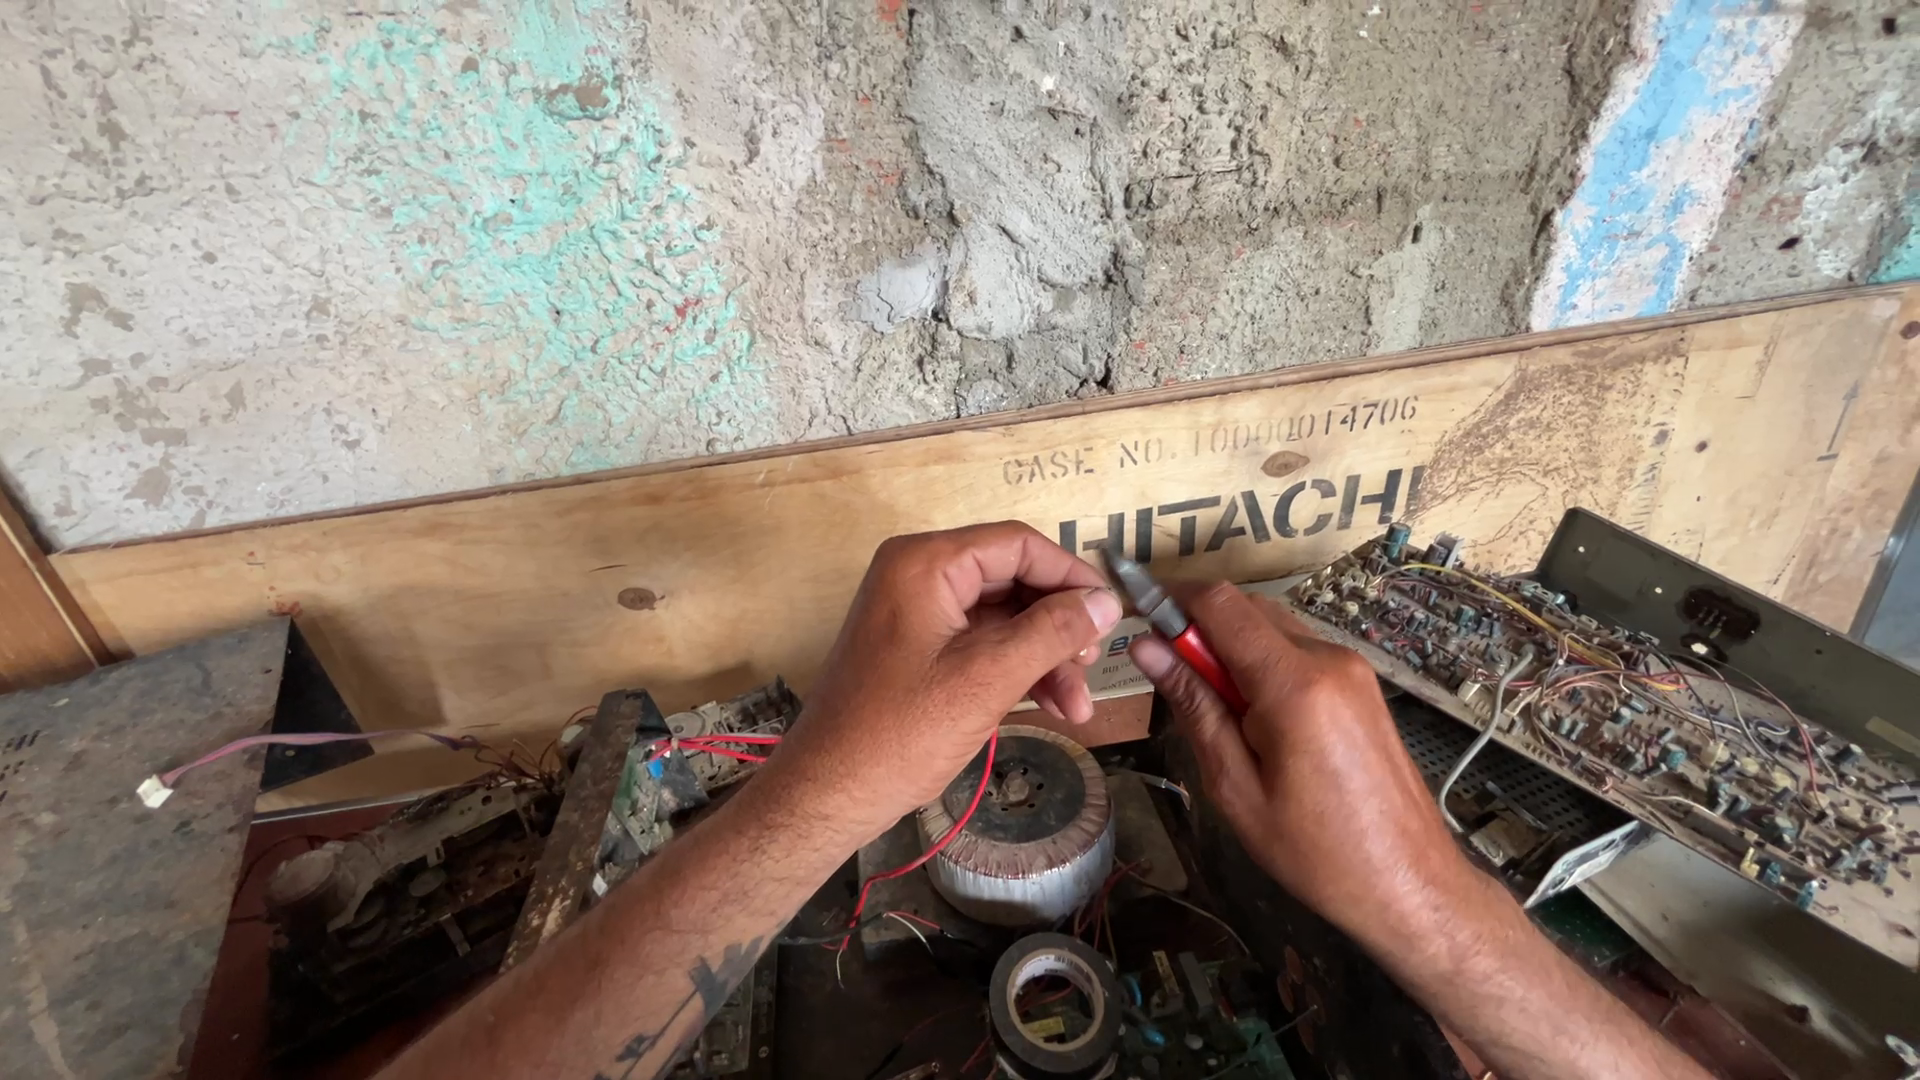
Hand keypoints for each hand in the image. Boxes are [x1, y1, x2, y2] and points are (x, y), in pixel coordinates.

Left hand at [761, 522, 1123, 847]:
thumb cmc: (902, 732)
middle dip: (1058, 626)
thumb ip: (1052, 631)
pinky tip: (1050, 705)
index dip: (1070, 575)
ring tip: (1076, 706)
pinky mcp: (919, 647)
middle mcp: (919, 574)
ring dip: (1043, 657)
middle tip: (1091, 666)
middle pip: (1012, 581)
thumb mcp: (987, 677)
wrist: (827, 794)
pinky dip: (1015, 670)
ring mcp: (917, 612)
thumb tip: (1106, 601)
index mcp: (925, 562)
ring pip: (1002, 617)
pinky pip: (980, 643)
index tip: (1111, 613)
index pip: (1017, 545)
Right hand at [1128, 583, 1476, 949]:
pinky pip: (1294, 649)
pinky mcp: (1360, 682)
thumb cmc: (1315, 851)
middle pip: (1244, 607)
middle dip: (1198, 628)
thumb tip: (1145, 647)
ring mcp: (1351, 667)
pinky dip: (1260, 662)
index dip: (1172, 598)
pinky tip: (1255, 716)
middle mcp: (1328, 658)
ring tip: (1216, 710)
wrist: (1412, 886)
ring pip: (1269, 626)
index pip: (1220, 604)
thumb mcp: (1234, 785)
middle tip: (1171, 679)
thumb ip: (1192, 705)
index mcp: (1294, 684)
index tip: (1139, 620)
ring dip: (1229, 647)